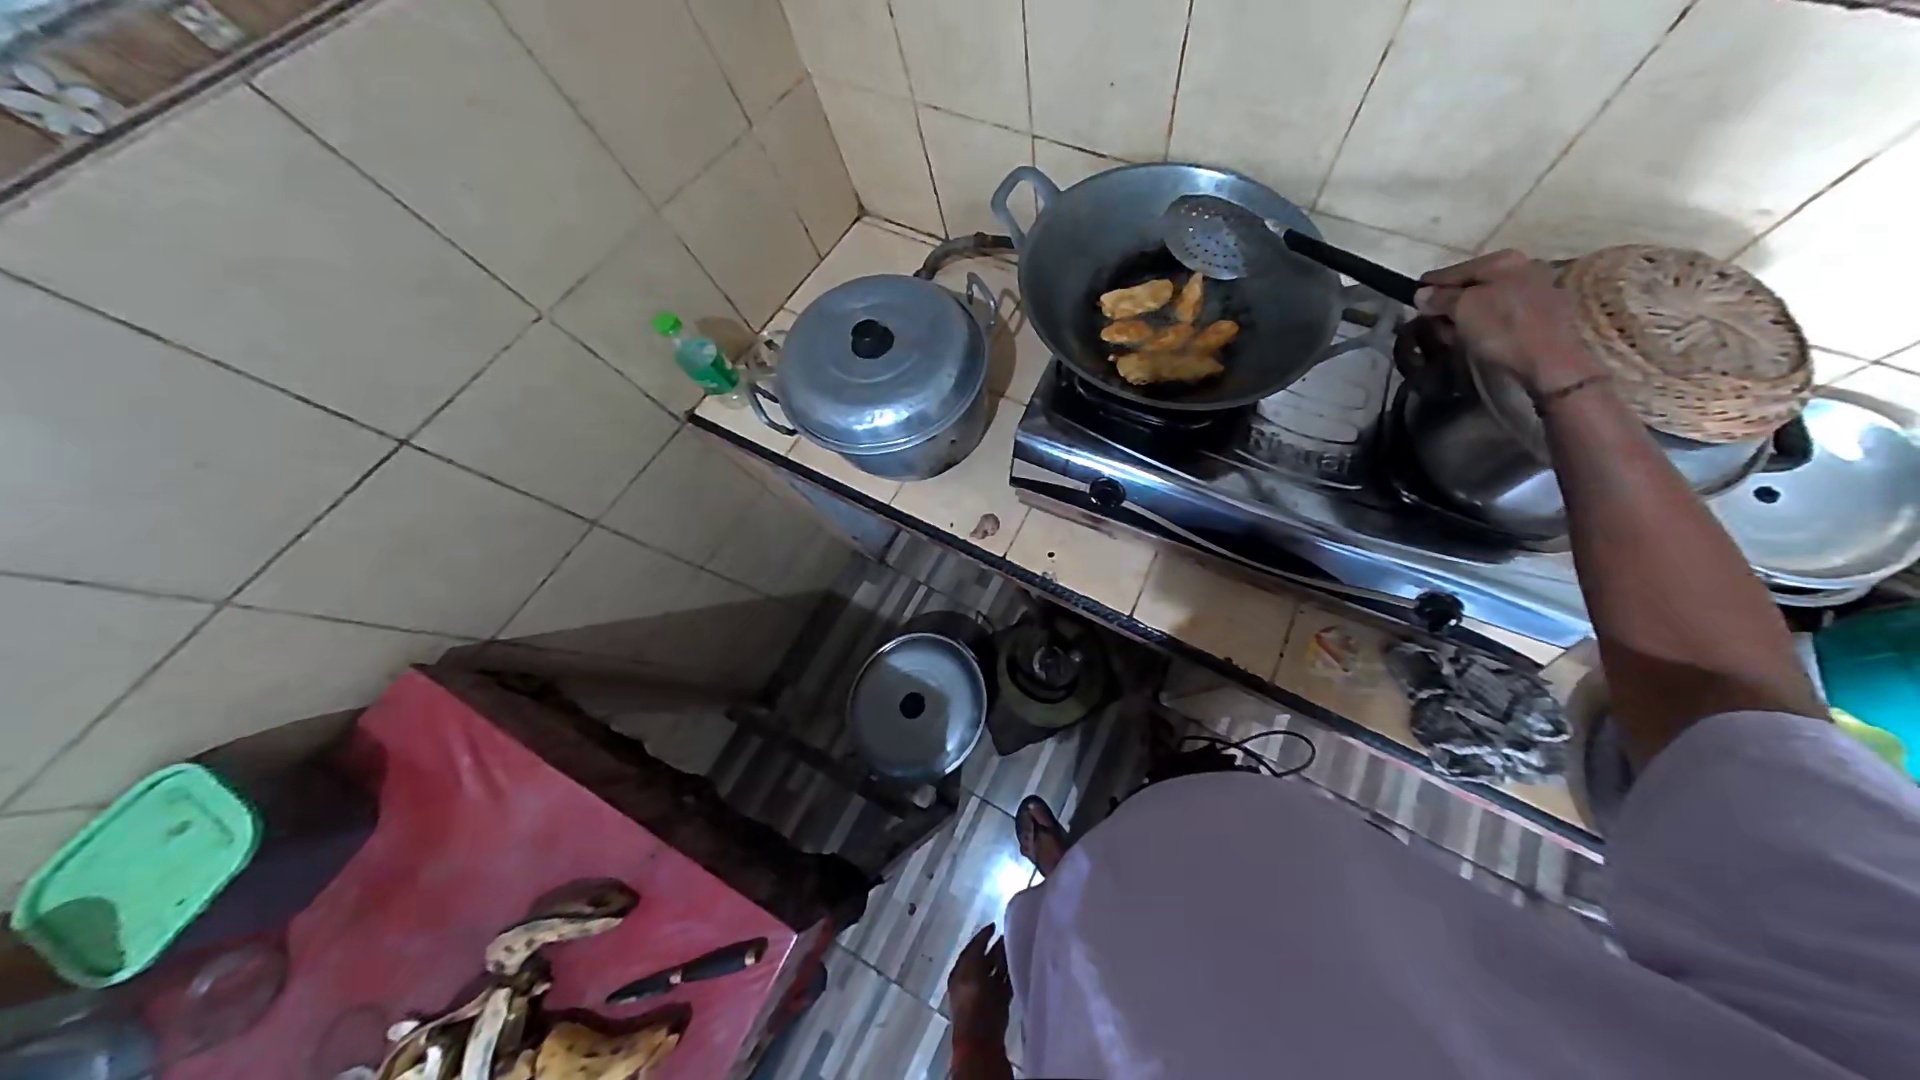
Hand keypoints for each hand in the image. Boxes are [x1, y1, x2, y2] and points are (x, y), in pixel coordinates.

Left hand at [948, 925, 1010, 1042]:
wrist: (980, 1036)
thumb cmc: (971, 999)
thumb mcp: (971, 967)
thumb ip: (979, 948)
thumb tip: (990, 930)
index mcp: (960, 972)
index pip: (971, 949)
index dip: (982, 937)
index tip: (994, 924)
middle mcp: (972, 980)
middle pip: (985, 959)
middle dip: (996, 947)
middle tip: (1010, 933)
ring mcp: (986, 992)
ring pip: (997, 970)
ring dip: (1005, 959)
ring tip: (1017, 944)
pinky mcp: (1000, 1002)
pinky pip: (1007, 983)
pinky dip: (1013, 974)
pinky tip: (1021, 963)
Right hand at [1414, 250, 1603, 392]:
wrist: (1549, 358)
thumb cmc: (1502, 328)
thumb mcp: (1462, 309)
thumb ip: (1439, 298)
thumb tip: (1421, 293)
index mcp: (1502, 261)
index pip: (1454, 270)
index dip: (1431, 284)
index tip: (1413, 295)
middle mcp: (1522, 267)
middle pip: (1472, 284)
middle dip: (1449, 300)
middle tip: (1429, 318)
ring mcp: (1535, 289)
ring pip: (1487, 298)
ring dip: (1465, 313)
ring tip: (1449, 331)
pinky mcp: (1542, 312)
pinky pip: (1501, 312)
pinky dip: (1484, 321)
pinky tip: (1475, 335)